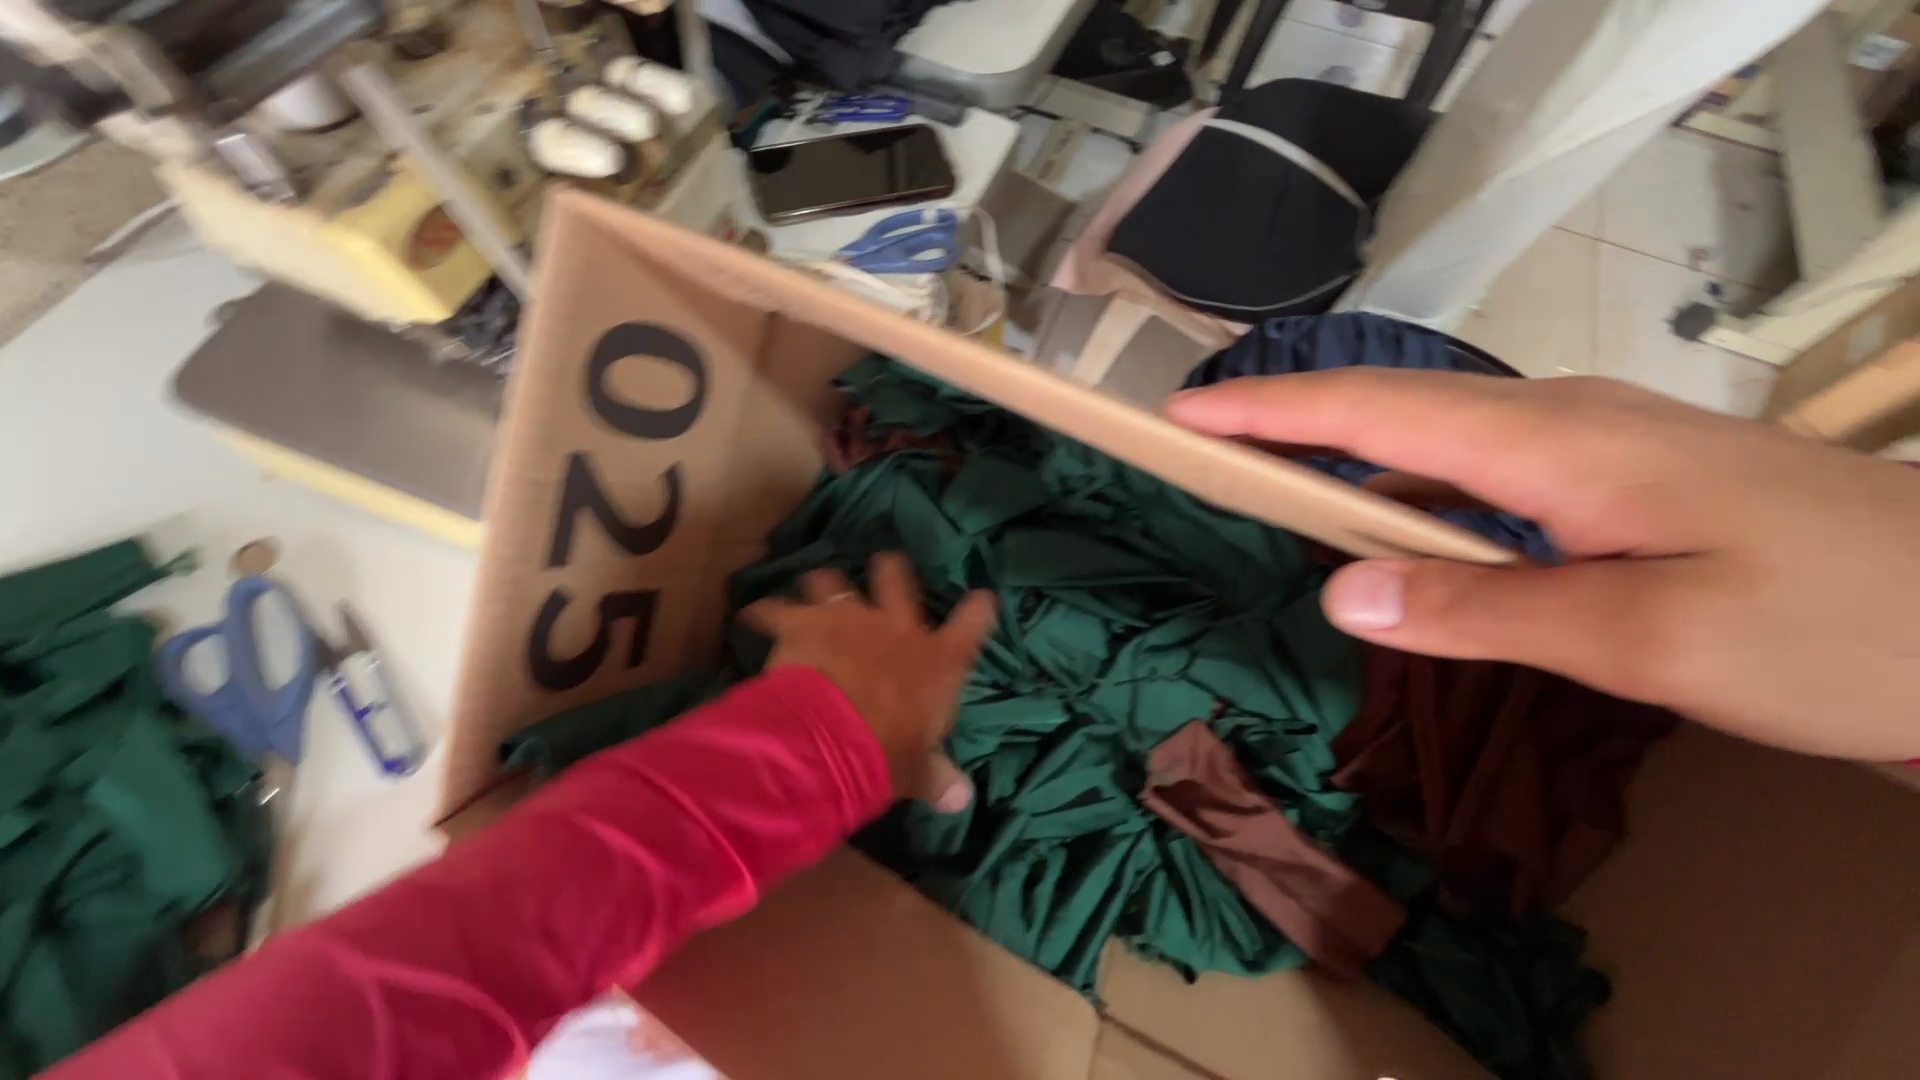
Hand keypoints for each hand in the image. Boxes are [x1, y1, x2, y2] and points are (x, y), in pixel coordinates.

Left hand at [743, 553, 995, 809]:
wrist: (833, 737)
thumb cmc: (888, 752)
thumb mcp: (917, 771)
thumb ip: (938, 777)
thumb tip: (962, 799)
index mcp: (939, 659)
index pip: (972, 624)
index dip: (979, 610)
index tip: (981, 599)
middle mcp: (898, 627)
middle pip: (896, 579)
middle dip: (890, 571)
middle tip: (883, 568)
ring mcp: (851, 618)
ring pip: (835, 582)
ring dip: (824, 585)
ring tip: (815, 589)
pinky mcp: (807, 623)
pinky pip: (779, 609)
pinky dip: (767, 612)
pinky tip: (756, 615)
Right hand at [1166, 370, 1919, 761]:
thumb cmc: (1845, 626)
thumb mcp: (1651, 636)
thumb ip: (1483, 608)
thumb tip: (1340, 594)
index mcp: (1552, 443)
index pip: (1371, 410)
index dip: (1269, 409)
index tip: (1184, 411)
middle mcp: (1558, 421)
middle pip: (1388, 410)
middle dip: (1285, 422)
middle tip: (1206, 448)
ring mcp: (1589, 442)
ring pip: (1430, 441)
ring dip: (1344, 461)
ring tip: (1272, 488)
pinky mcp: (1612, 474)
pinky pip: (1475, 471)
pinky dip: (1408, 493)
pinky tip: (1394, 533)